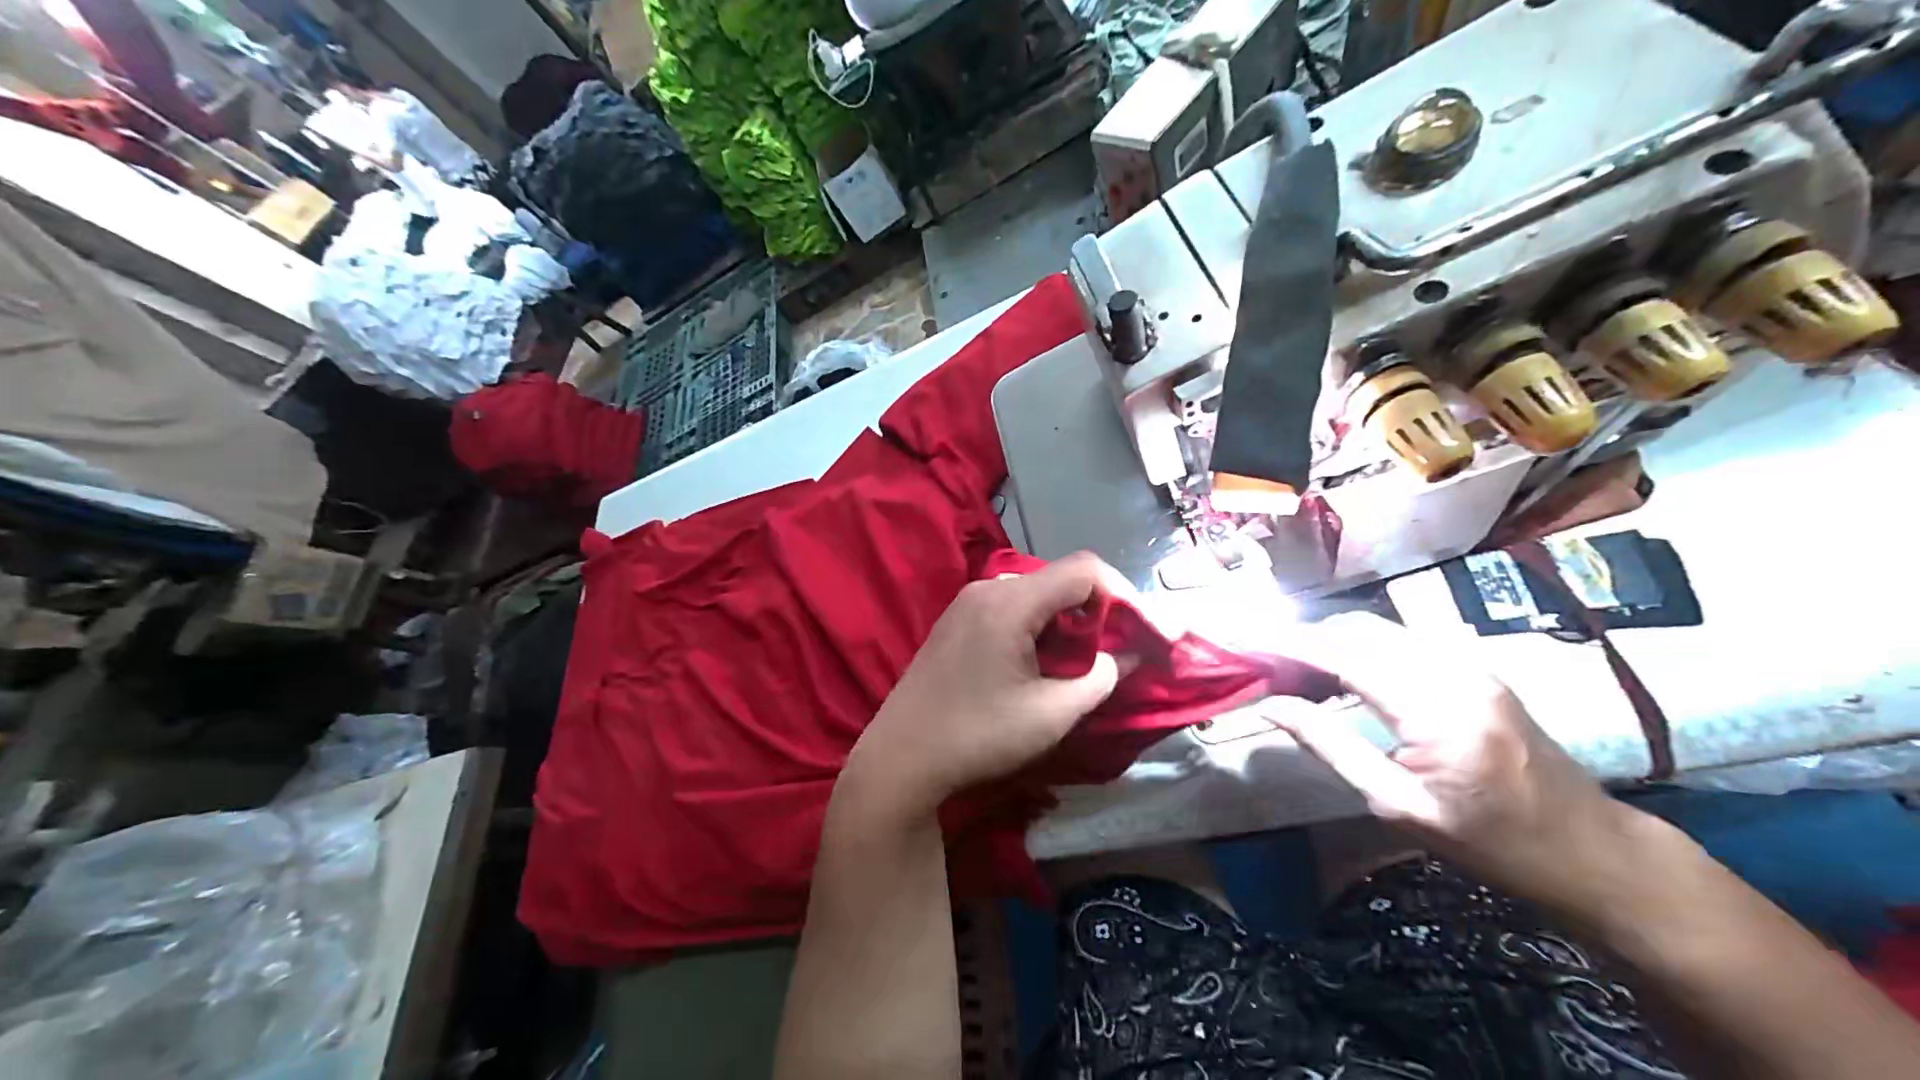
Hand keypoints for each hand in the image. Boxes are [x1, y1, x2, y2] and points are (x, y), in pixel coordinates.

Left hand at [844, 553, 1129, 819]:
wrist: (900, 758)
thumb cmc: (978, 736)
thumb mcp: (1051, 714)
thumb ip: (1099, 678)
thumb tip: (1122, 656)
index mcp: (1010, 602)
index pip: (1084, 570)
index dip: (1127, 594)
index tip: (1151, 632)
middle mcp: (987, 589)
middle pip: (1060, 579)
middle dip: (1100, 610)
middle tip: (1124, 648)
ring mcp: (967, 603)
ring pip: (1036, 594)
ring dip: (1070, 620)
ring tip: (1089, 659)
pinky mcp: (956, 622)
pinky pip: (1012, 608)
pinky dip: (1041, 626)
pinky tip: (1047, 660)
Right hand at [1272, 613, 1635, 908]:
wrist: (1591, 848)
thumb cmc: (1490, 842)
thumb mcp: (1398, 805)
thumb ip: (1329, 745)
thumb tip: (1269, 706)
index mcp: (1436, 711)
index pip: (1344, 654)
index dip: (1289, 644)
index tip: (1247, 645)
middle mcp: (1455, 671)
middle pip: (1360, 628)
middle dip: (1306, 637)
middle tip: (1267, 662)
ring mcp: (1471, 664)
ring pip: (1379, 628)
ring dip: (1331, 640)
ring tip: (1296, 668)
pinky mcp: (1476, 667)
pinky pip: (1402, 640)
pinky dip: (1361, 647)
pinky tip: (1342, 672)